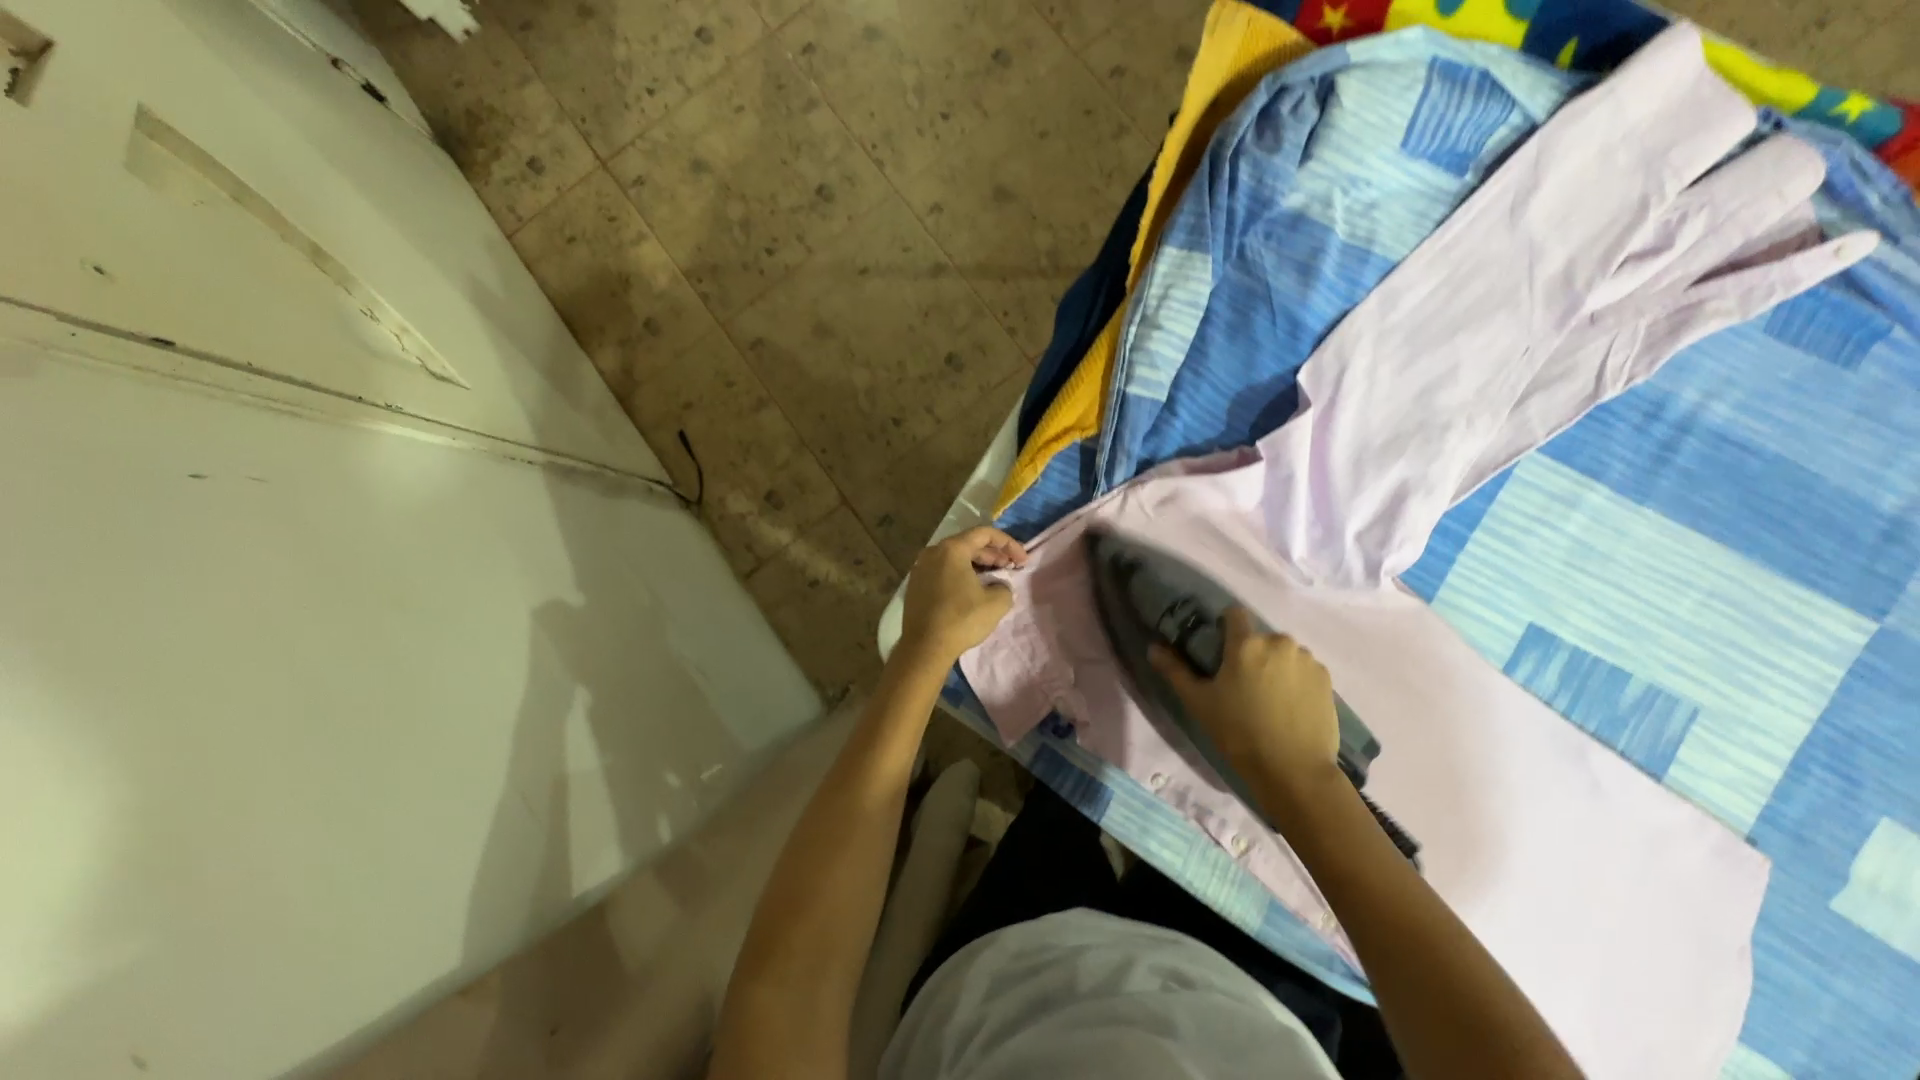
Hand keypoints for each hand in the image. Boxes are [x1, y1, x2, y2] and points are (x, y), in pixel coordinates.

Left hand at [898, 526, 1029, 664]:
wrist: (925, 648)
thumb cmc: (962, 620)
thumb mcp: (996, 602)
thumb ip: (1004, 586)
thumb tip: (998, 586)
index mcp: (952, 549)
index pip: (985, 534)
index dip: (1008, 544)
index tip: (1023, 560)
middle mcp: (933, 553)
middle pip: (968, 544)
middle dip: (993, 554)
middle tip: (1010, 568)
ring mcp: (921, 569)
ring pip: (955, 558)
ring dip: (977, 564)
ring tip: (994, 578)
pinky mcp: (916, 586)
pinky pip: (943, 571)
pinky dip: (961, 574)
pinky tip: (972, 590)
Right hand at [1148, 608, 1341, 796]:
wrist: (1294, 771)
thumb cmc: (1239, 733)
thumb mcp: (1199, 703)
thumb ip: (1175, 670)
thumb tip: (1153, 647)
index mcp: (1246, 644)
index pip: (1234, 614)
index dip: (1225, 628)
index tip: (1220, 652)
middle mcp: (1280, 642)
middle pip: (1260, 638)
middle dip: (1251, 654)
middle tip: (1242, 686)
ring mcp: (1307, 660)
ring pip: (1284, 654)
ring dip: (1275, 667)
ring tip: (1269, 701)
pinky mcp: (1327, 680)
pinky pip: (1304, 671)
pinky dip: (1295, 682)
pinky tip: (1289, 708)